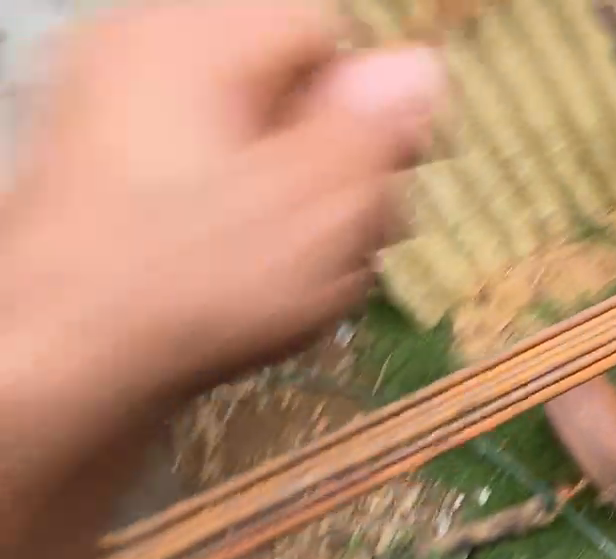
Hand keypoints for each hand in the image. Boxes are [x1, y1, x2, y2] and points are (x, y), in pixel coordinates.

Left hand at [1, 2, 442, 406]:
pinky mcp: (121, 156)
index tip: (409, 167)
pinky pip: (229, 158)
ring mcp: (123, 103)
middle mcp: (147, 50)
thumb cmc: (210, 276)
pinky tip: (281, 255)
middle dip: (352, 150)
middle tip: (369, 225)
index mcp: (194, 43)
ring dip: (320, 186)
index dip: (382, 97)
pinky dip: (272, 201)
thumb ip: (375, 128)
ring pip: (269, 124)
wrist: (70, 349)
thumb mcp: (324, 203)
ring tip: (328, 252)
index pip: (327, 27)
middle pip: (296, 77)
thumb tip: (423, 64)